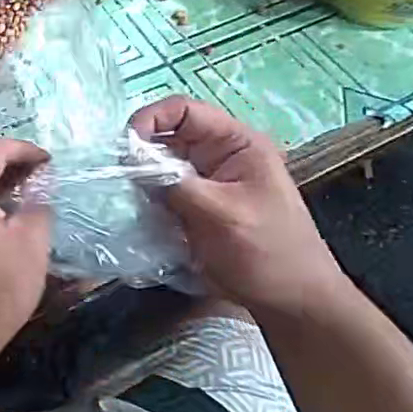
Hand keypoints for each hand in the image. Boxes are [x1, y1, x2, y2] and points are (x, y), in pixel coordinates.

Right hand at [130, 97, 351, 319]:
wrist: (291, 301)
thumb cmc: (268, 252)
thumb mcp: (222, 214)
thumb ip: (174, 184)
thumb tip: (128, 161)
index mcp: (235, 143)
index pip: (184, 110)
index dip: (150, 118)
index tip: (126, 146)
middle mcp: (216, 155)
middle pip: (165, 135)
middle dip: (140, 152)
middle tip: (122, 177)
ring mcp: (203, 181)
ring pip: (157, 164)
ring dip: (140, 178)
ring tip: (130, 198)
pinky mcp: (191, 205)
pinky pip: (159, 190)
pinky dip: (145, 198)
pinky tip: (140, 213)